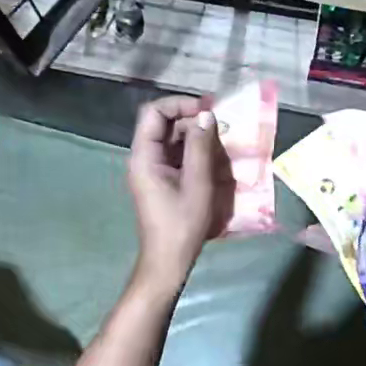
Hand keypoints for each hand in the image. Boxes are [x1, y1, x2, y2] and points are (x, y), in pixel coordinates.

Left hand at [126, 95, 229, 285]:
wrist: (167, 261)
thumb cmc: (181, 224)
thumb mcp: (197, 183)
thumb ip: (201, 146)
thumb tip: (207, 115)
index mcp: (144, 156)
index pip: (154, 112)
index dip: (180, 104)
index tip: (207, 110)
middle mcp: (143, 158)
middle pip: (163, 124)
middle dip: (192, 120)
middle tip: (222, 126)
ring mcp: (150, 169)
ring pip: (171, 139)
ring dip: (196, 137)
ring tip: (222, 142)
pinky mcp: (160, 180)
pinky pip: (175, 155)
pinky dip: (193, 152)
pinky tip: (214, 159)